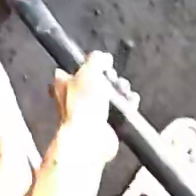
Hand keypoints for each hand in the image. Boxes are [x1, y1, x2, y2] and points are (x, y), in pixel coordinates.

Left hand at [49, 51, 127, 165]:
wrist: (89, 138)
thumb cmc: (82, 104)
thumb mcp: (88, 71)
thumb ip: (96, 59)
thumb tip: (105, 57)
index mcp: (64, 84)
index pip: (72, 68)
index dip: (86, 64)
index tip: (99, 63)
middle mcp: (75, 98)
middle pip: (96, 80)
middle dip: (109, 77)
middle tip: (112, 77)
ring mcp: (90, 112)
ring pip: (109, 94)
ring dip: (120, 90)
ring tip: (124, 89)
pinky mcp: (105, 124)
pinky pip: (120, 110)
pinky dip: (128, 105)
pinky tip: (131, 101)